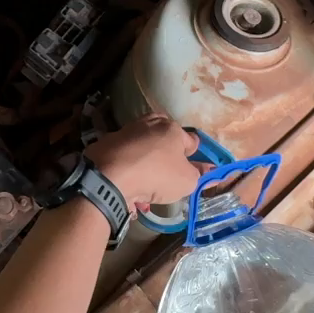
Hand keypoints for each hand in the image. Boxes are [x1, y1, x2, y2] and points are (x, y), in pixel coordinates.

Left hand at [86, 114, 200, 207]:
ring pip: (142, 150)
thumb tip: (207, 168)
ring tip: (146, 188)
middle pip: (163, 141)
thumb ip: (198, 173)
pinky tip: (129, 187)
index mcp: (171, 128)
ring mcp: (125, 132)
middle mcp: (148, 124)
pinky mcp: (107, 143)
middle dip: (166, 156)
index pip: (190, 140)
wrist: (109, 175)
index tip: (191, 169)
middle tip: (167, 176)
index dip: (193, 156)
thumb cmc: (157, 174)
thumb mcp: (187, 180)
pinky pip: (124, 159)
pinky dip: (128, 170)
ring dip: (146, 166)